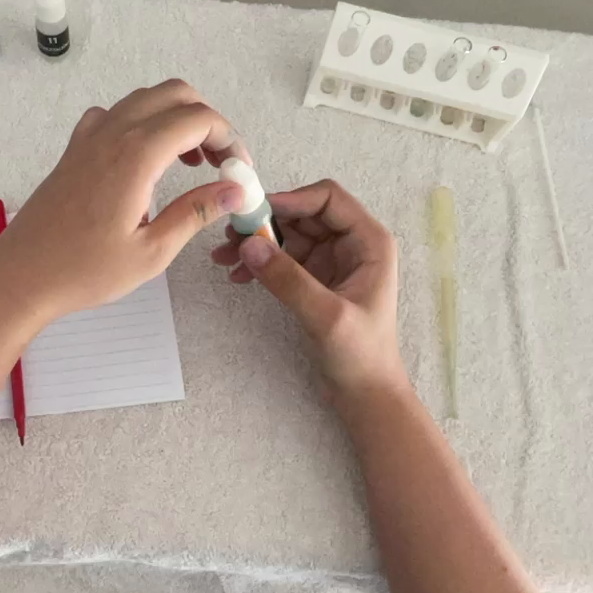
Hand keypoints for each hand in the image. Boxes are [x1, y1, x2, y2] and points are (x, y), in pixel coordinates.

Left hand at [0, 80, 249, 323]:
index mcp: (136, 155)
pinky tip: (146, 162)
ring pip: (145, 100)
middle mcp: (112, 133)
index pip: (199, 119)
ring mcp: (89, 137)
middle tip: (220, 163)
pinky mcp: (74, 149)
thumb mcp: (152, 251)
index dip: (229, 139)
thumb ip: (196, 212)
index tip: (240, 171)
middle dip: (207, 121)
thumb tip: (236, 190)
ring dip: (176, 119)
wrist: (21, 277)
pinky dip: (143, 123)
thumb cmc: (84, 271)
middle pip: (175, 94)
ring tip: (191, 163)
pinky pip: (116, 115)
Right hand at [210, 179, 408, 401]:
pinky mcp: (313, 279)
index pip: (328, 199)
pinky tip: (238, 276)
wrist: (365, 393)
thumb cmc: (361, 355)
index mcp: (369, 242)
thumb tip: (249, 245)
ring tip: (224, 257)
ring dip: (256, 242)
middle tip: (229, 236)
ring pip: (287, 235)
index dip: (291, 199)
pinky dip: (259, 262)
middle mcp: (350, 244)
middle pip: (302, 214)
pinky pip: (282, 258)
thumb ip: (288, 280)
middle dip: (265, 222)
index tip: (254, 212)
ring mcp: (330, 261)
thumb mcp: (325, 316)